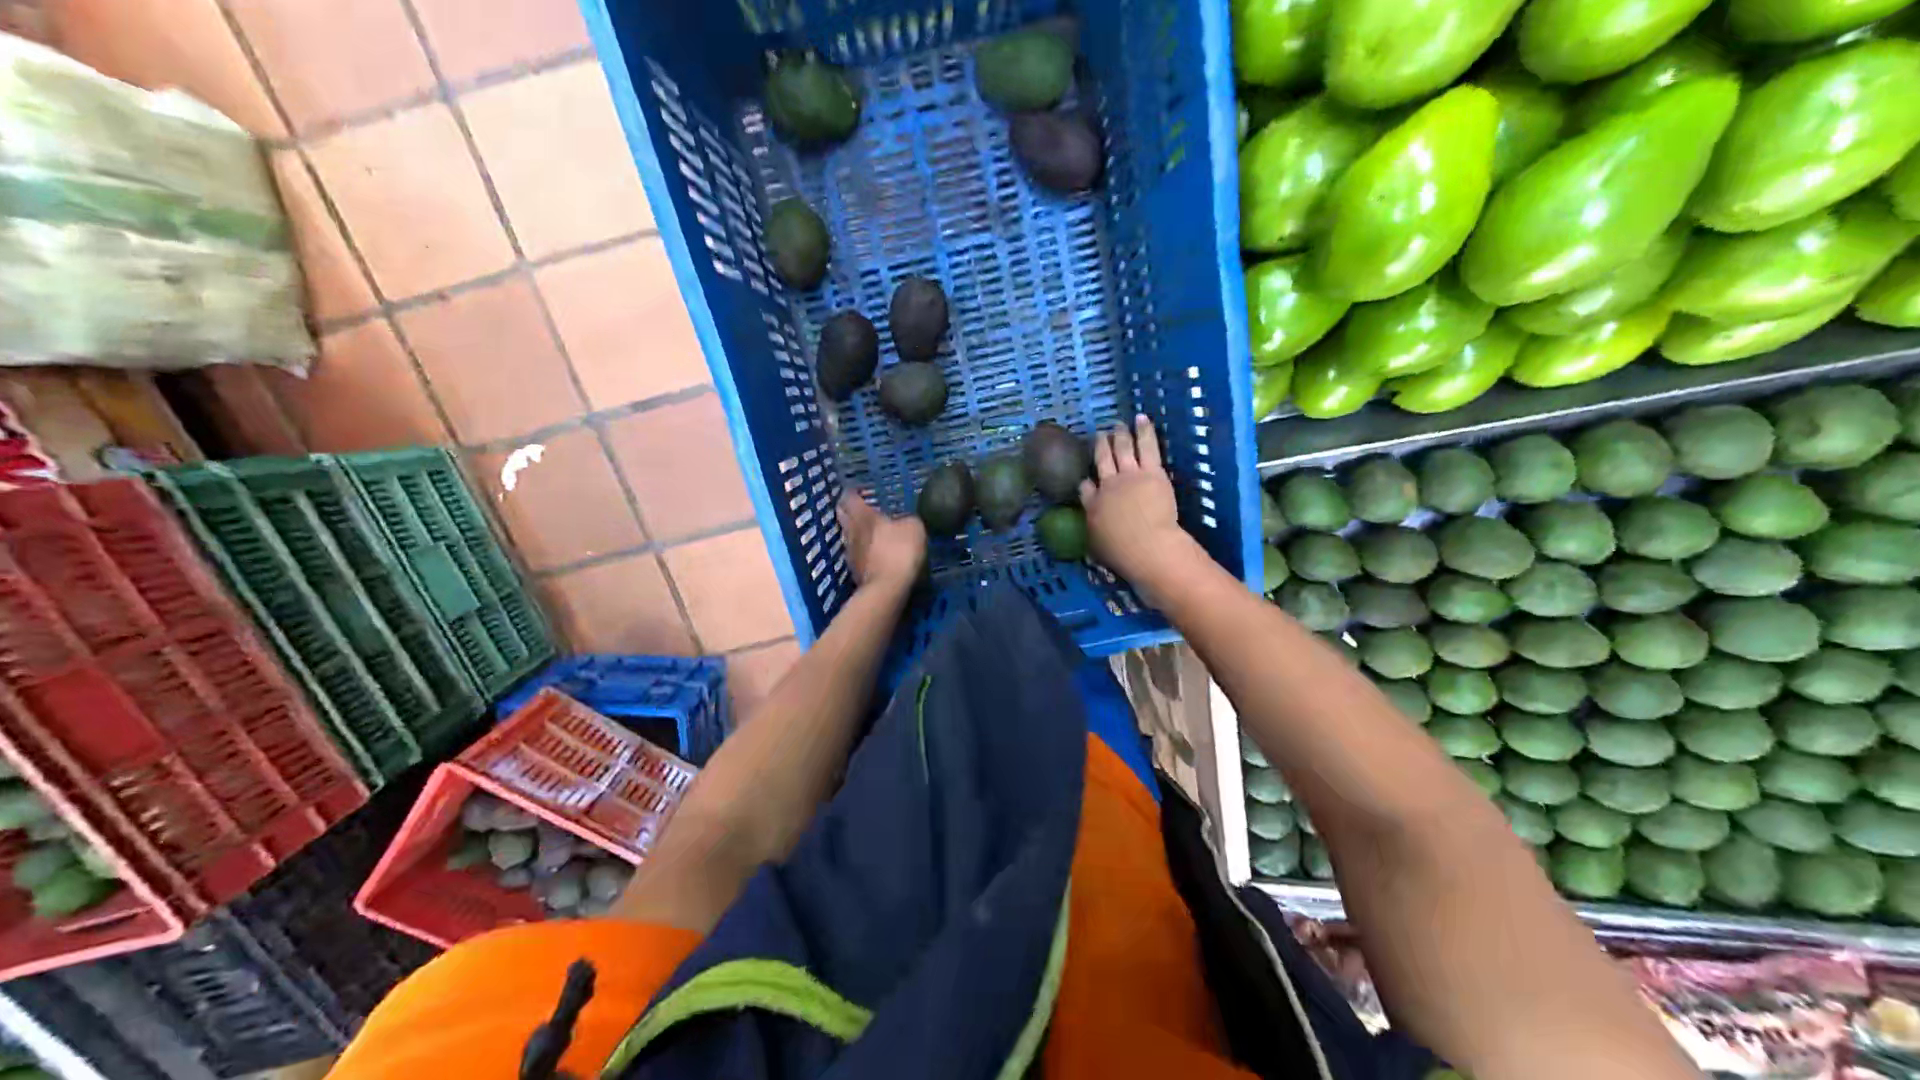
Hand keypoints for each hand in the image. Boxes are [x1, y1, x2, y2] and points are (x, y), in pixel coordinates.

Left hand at [837, 492, 925, 594]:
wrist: (887, 589)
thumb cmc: (900, 551)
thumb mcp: (914, 528)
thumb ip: (907, 519)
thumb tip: (905, 520)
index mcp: (863, 516)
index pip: (850, 497)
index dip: (853, 492)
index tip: (860, 490)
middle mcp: (851, 532)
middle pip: (842, 515)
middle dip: (848, 509)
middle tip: (858, 507)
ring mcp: (850, 553)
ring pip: (847, 535)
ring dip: (854, 531)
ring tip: (866, 530)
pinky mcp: (854, 572)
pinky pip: (855, 554)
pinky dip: (861, 550)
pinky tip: (872, 553)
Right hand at [1080, 415, 1199, 592]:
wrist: (1147, 546)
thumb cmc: (1123, 554)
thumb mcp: (1097, 547)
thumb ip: (1095, 532)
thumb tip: (1092, 531)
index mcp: (1093, 507)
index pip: (1085, 488)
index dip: (1086, 480)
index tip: (1085, 476)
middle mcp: (1107, 486)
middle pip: (1102, 460)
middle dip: (1100, 447)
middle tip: (1099, 435)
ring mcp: (1129, 475)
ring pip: (1122, 449)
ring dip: (1119, 435)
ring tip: (1117, 425)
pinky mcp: (1151, 472)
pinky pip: (1147, 446)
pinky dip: (1144, 430)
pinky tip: (1141, 418)